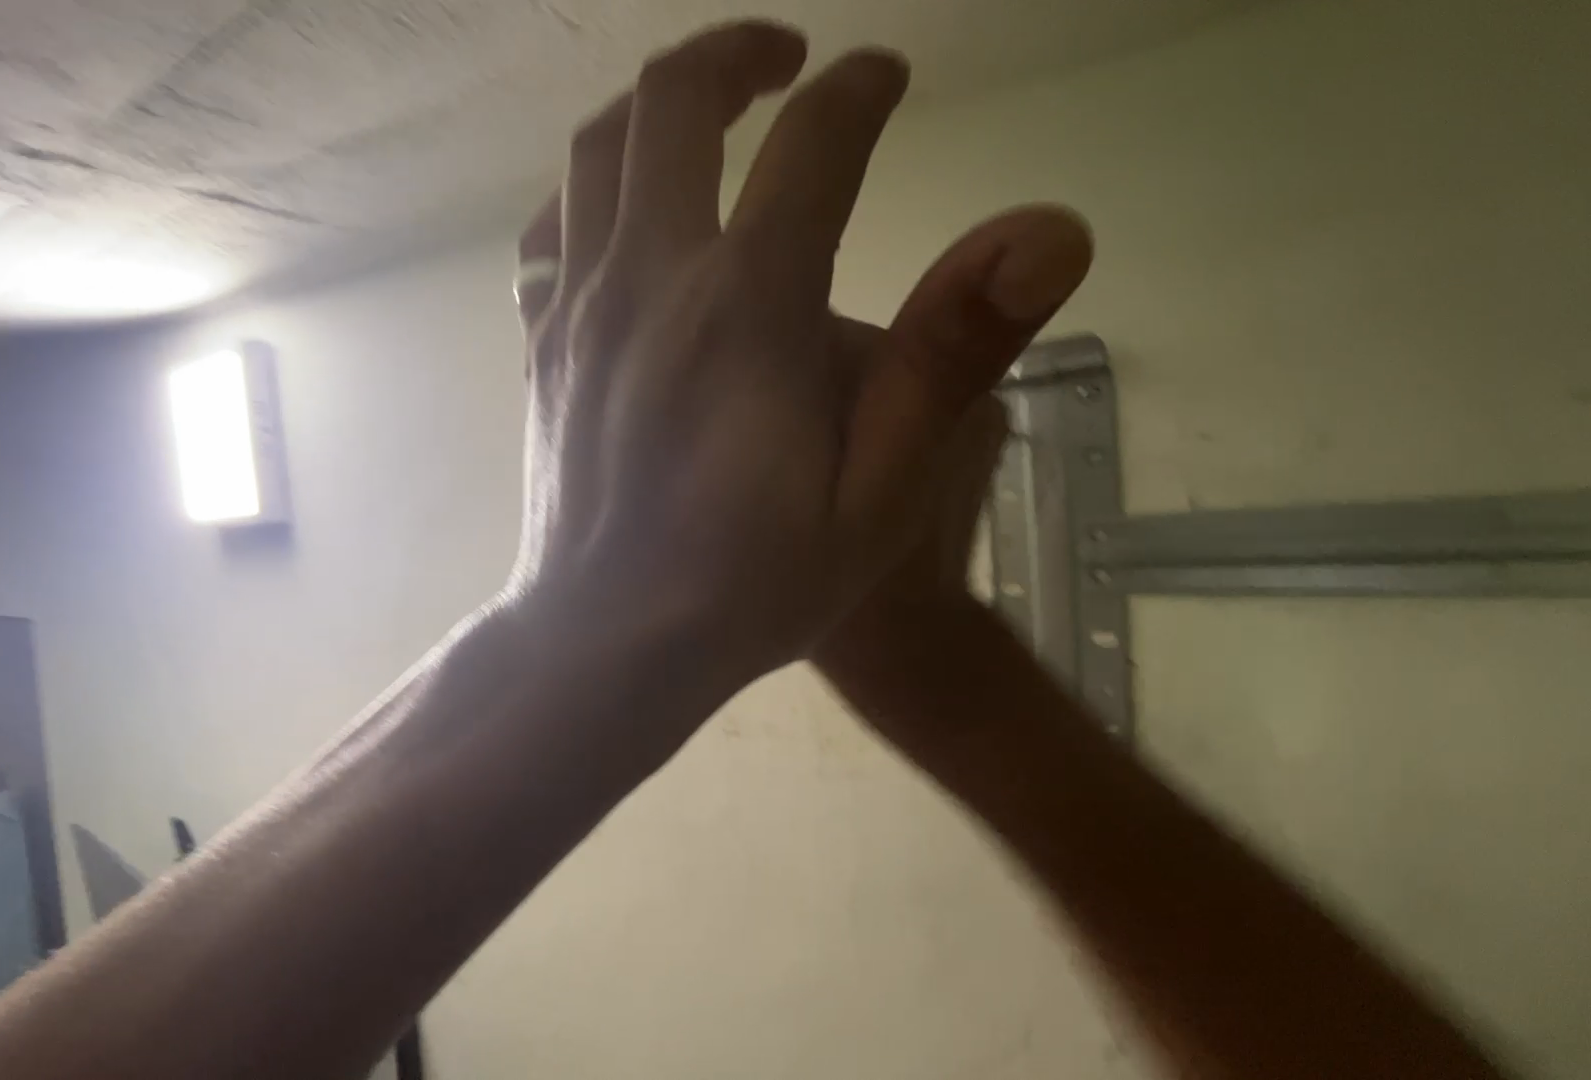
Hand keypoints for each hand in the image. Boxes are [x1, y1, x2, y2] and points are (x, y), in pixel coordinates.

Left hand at [509, 19, 1090, 680]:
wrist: (610, 643)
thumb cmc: (753, 585)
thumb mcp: (880, 493)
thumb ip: (951, 357)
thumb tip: (1049, 228)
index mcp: (747, 307)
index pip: (813, 144)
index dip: (860, 93)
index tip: (884, 79)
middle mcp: (650, 280)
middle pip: (673, 105)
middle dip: (738, 55)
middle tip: (790, 61)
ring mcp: (578, 310)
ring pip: (596, 152)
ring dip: (655, 109)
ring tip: (707, 116)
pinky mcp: (541, 349)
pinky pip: (548, 232)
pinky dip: (588, 194)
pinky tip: (622, 216)